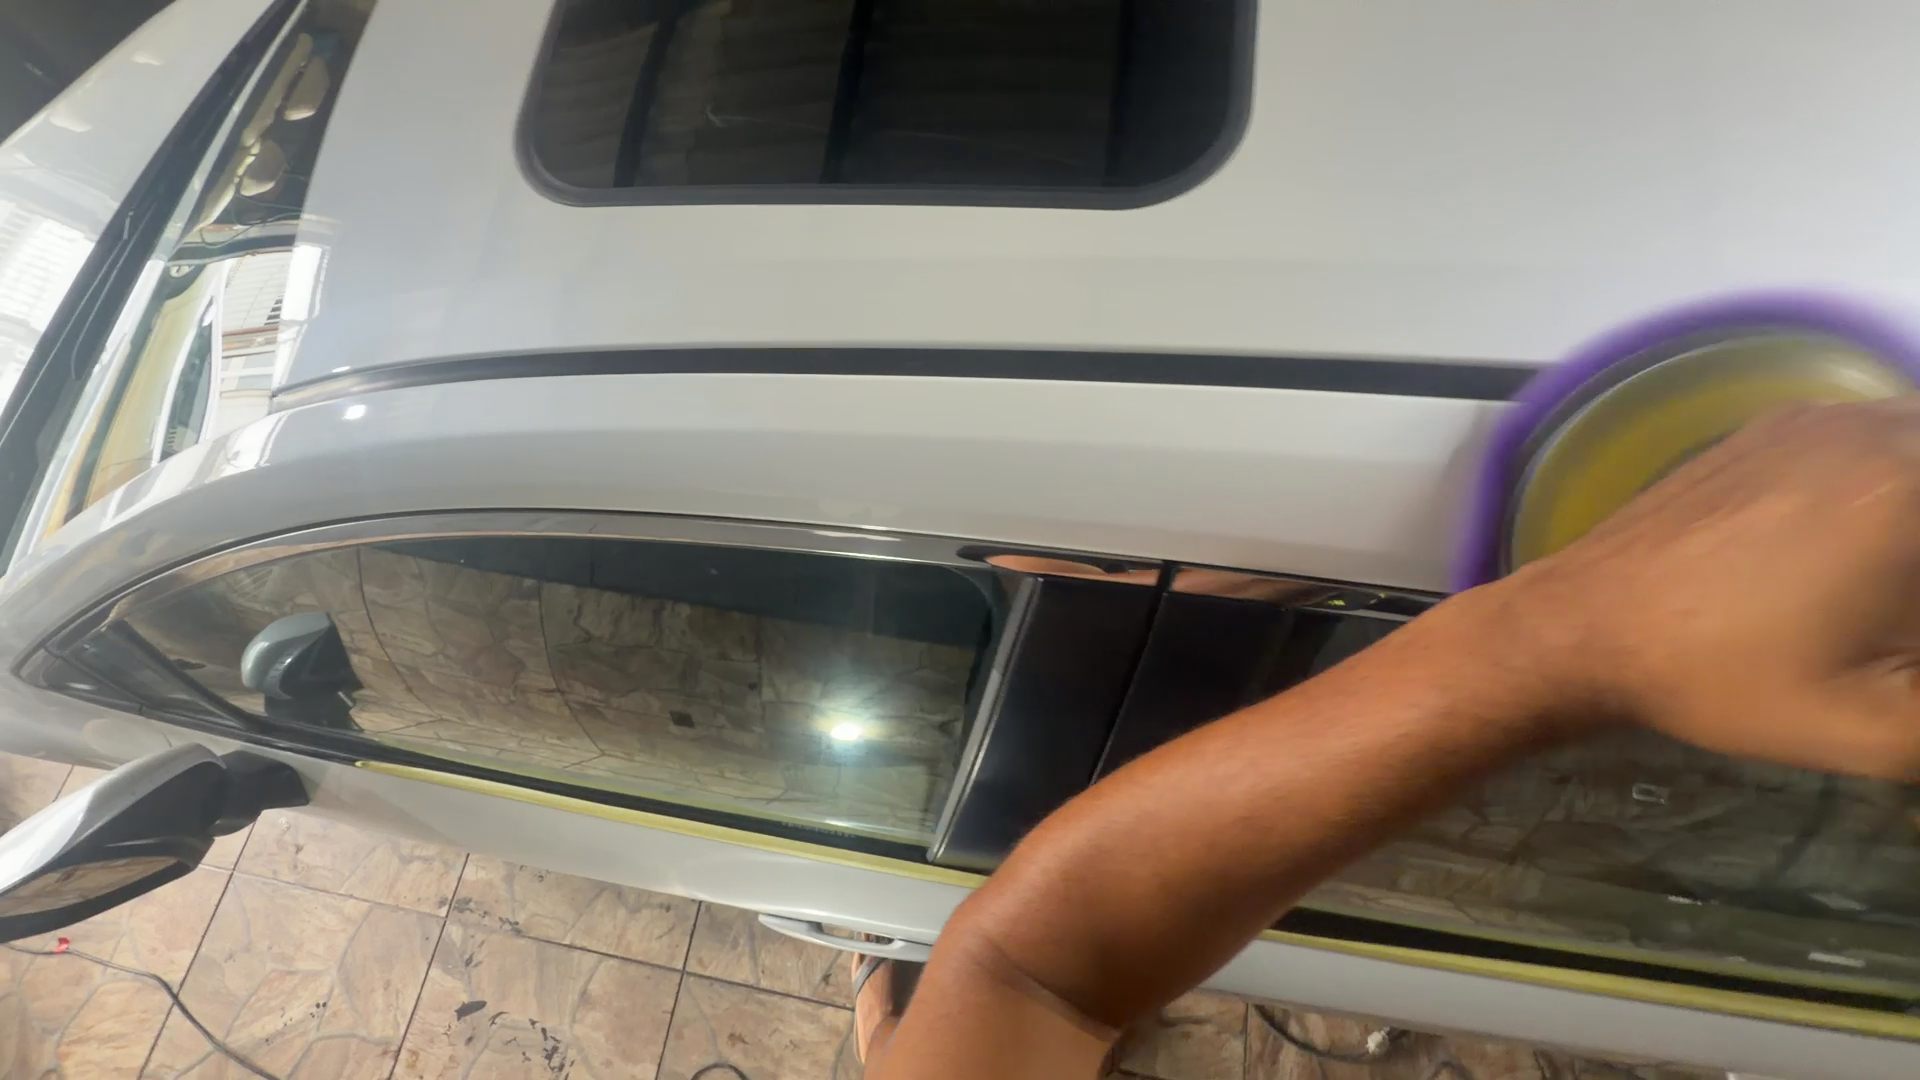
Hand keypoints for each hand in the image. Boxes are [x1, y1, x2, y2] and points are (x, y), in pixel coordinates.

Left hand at [1480, 398, 1919, 779]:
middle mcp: (1867, 429)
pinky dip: (1899, 483)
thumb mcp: (1875, 724)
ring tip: (1881, 596)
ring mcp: (1804, 423)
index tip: (1905, 629)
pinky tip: (1865, 556)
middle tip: (1895, 621)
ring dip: (1912, 516)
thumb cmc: (1705, 677)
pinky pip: (1881, 439)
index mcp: (1907, 486)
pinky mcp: (1757, 437)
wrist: (1565, 630)